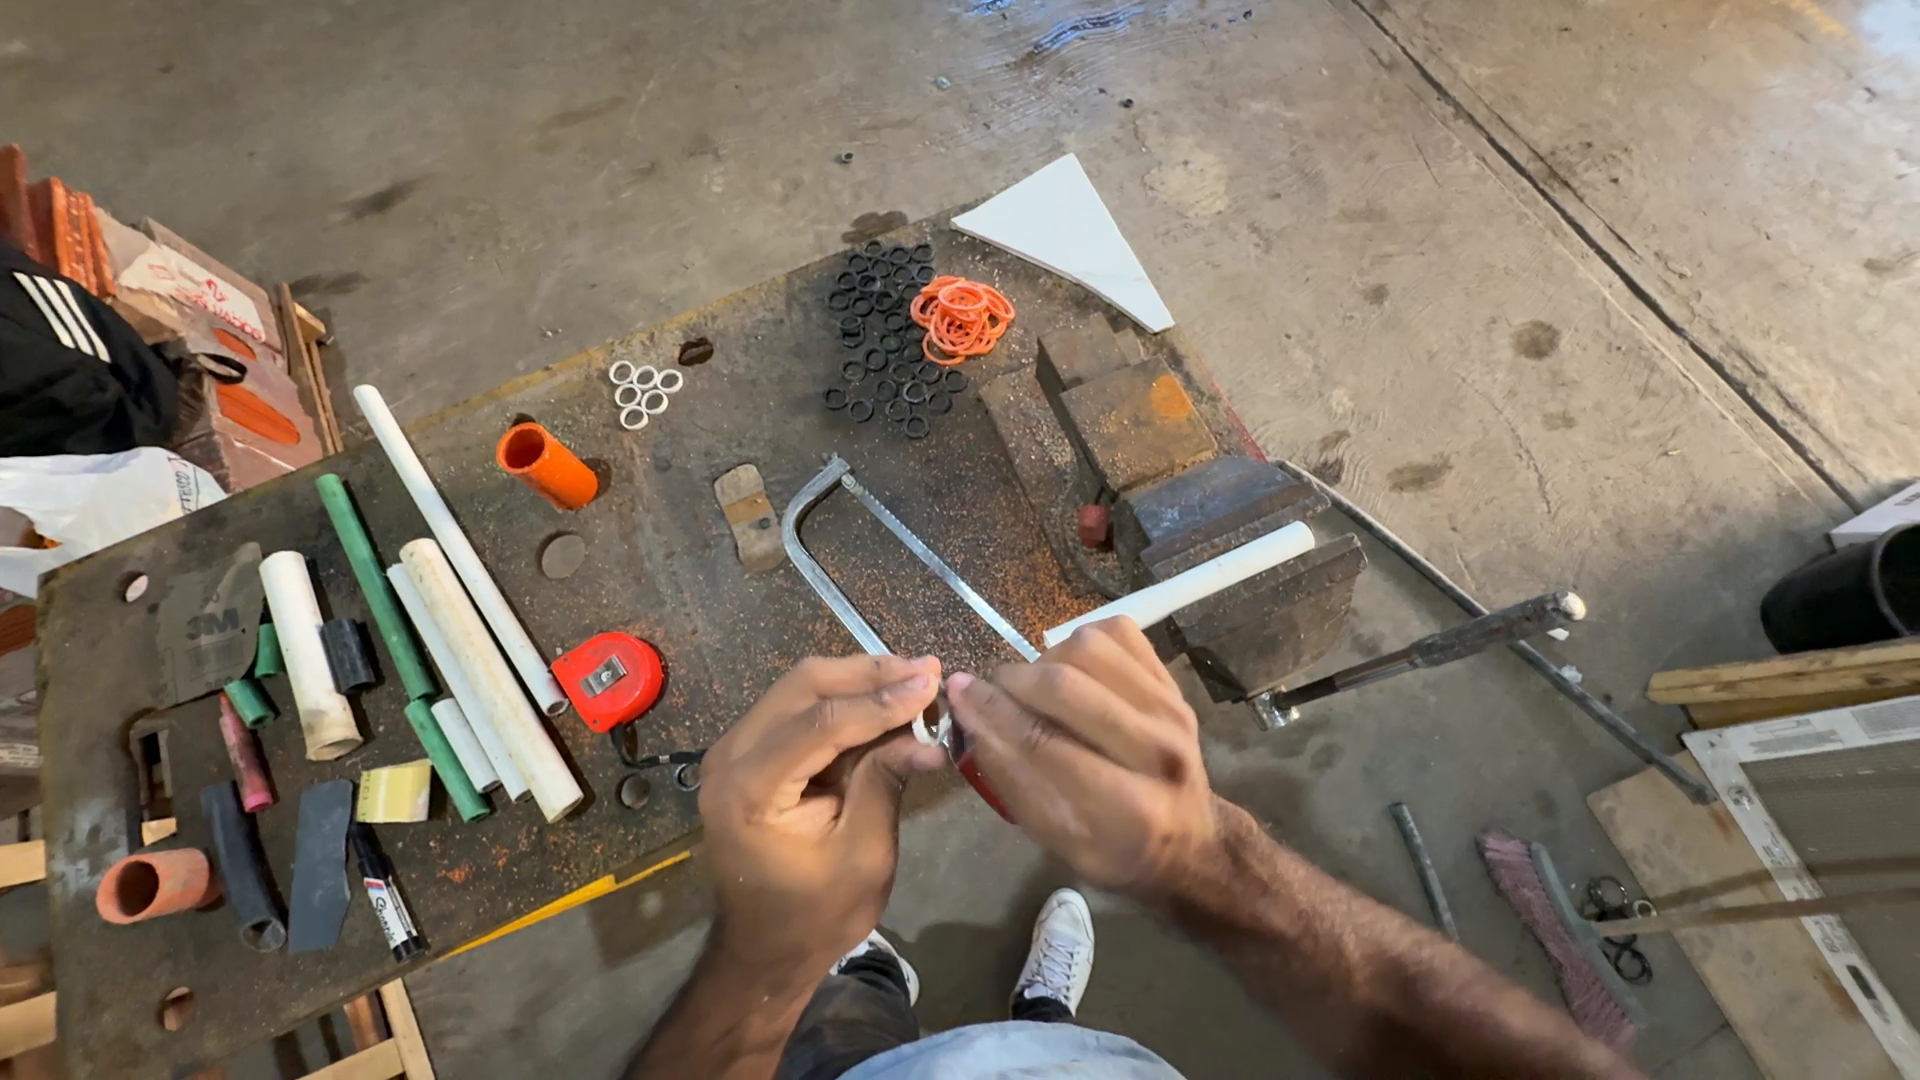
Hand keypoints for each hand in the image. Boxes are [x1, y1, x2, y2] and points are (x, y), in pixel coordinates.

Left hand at [698, 654, 947, 974]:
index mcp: (749, 790)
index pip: (820, 722)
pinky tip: (887, 697)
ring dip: (861, 679)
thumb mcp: (863, 854)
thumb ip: (885, 781)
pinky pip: (801, 703)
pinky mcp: (751, 747)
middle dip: (871, 674)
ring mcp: (735, 747)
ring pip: (803, 685)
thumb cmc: (815, 915)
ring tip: (916, 679)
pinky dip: (847, 697)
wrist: (765, 948)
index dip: (881, 700)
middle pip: (805, 685)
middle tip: (928, 671)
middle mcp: (730, 755)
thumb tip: (931, 735)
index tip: (932, 683)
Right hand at [947, 616, 1217, 895]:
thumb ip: (1010, 776)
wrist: (1189, 839)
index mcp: (1130, 810)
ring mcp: (1171, 709)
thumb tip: (968, 709)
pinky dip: (1081, 640)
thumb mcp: (1055, 838)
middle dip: (1013, 682)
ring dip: (1046, 660)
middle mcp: (1158, 751)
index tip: (958, 691)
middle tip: (992, 690)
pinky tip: (1071, 669)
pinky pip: (1117, 632)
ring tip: (1037, 687)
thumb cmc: (1113, 848)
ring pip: (1089, 648)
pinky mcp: (1173, 682)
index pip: (1045, 744)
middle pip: (1066, 687)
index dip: (993, 712)